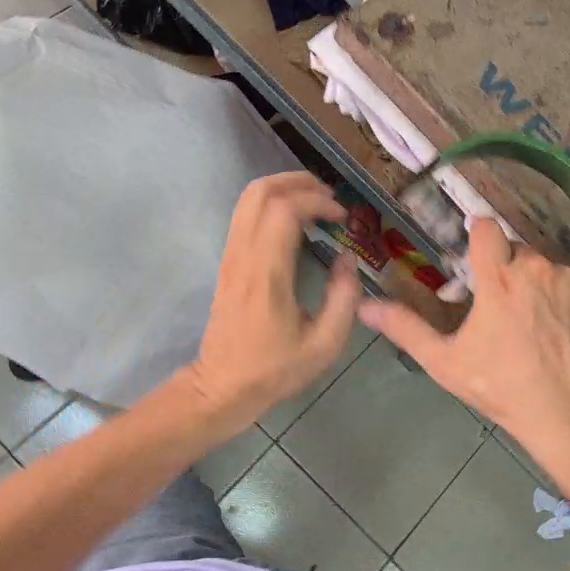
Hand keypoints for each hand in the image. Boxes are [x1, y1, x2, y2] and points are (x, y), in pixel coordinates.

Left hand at [182, 173, 360, 430]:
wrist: (221, 388)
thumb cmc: (275, 369)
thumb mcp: (324, 344)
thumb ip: (344, 298)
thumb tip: (348, 259)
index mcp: (268, 274)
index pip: (285, 210)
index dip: (317, 201)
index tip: (342, 217)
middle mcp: (244, 256)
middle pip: (261, 191)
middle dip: (299, 182)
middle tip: (329, 197)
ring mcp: (231, 256)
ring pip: (248, 198)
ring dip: (283, 188)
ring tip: (315, 202)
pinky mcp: (227, 261)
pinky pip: (245, 215)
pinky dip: (272, 203)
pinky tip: (295, 220)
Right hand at [360, 220, 569, 472]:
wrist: (568, 414)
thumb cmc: (501, 388)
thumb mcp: (446, 362)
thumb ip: (406, 329)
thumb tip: (365, 307)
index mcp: (498, 280)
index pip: (485, 228)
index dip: (478, 235)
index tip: (475, 251)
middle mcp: (536, 269)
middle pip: (516, 252)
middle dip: (508, 271)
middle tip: (503, 308)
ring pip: (547, 268)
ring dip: (538, 285)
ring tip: (535, 324)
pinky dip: (566, 300)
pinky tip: (562, 330)